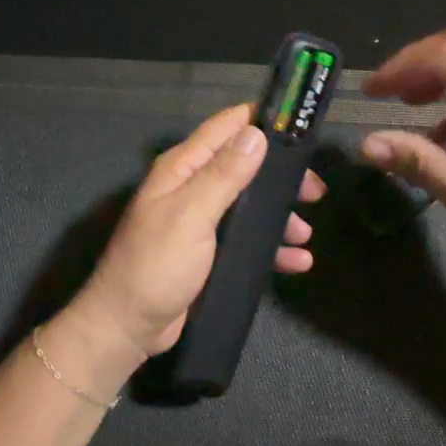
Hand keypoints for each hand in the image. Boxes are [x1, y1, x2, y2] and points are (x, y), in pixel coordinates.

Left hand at [74, 104, 325, 357]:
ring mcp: (200, 221)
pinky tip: (297, 261)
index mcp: (182, 168)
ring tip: (304, 233)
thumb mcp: (192, 215)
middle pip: (245, 166)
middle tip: (315, 192)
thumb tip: (256, 133)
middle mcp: (191, 187)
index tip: (302, 127)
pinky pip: (246, 240)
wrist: (129, 325)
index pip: (226, 127)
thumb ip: (223, 174)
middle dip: (281, 176)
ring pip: (250, 205)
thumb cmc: (156, 265)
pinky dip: (271, 247)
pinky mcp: (208, 252)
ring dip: (279, 216)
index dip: (263, 121)